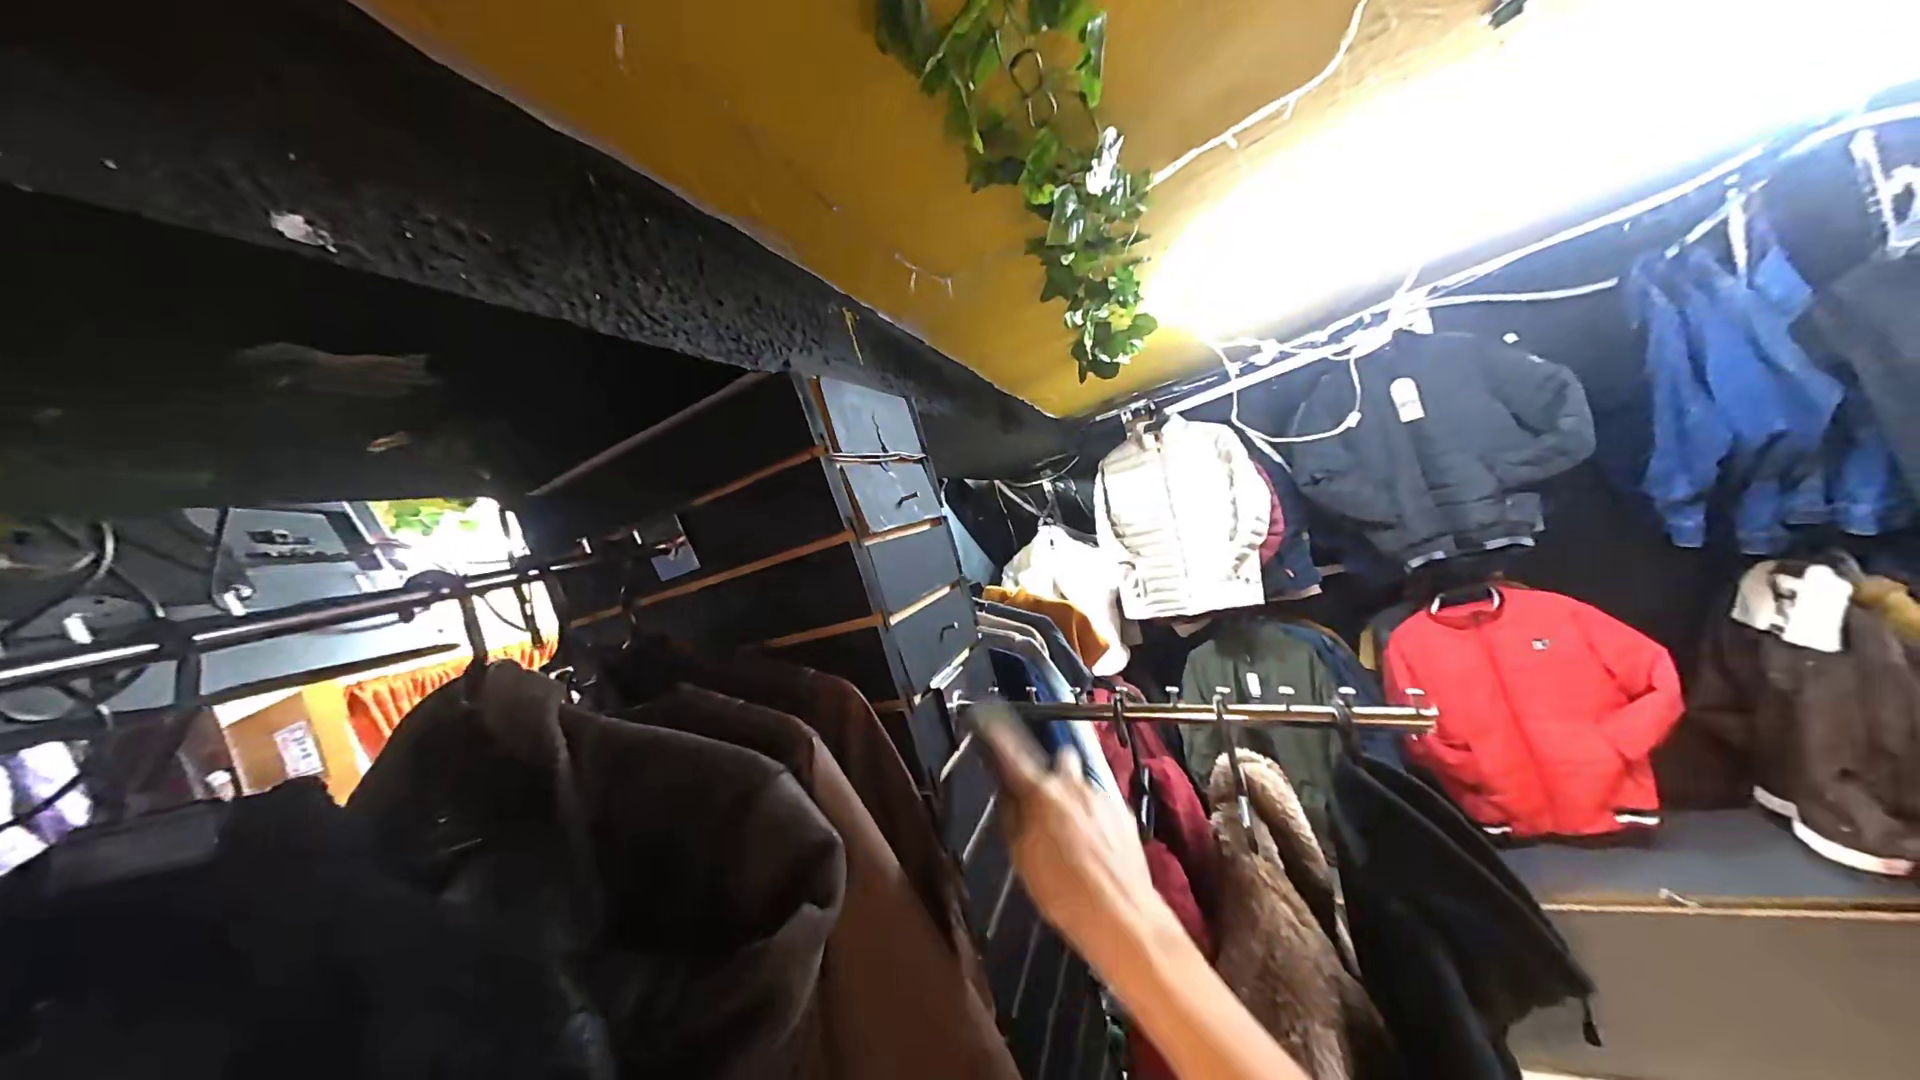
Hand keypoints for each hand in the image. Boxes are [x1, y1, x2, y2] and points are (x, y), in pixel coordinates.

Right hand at [978, 712, 1164, 956]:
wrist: (1122, 915)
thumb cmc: (1065, 892)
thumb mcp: (1021, 856)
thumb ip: (1012, 817)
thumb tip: (1008, 796)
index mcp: (1041, 793)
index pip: (1011, 751)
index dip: (996, 732)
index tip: (987, 718)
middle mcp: (1073, 784)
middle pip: (1058, 759)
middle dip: (1050, 771)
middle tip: (1042, 798)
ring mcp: (1101, 794)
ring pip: (1081, 781)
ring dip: (1073, 796)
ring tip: (1070, 832)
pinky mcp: (1123, 810)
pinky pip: (1100, 801)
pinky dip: (1093, 814)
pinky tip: (1092, 844)